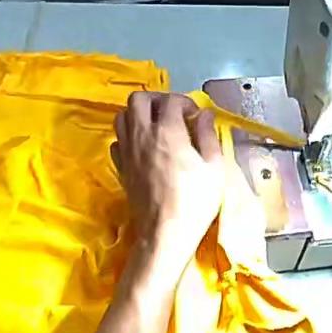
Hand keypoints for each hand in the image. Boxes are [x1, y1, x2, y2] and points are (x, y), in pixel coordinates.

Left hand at [111, 92, 223, 284]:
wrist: (164, 233)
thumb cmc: (195, 201)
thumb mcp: (214, 167)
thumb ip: (208, 135)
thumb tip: (204, 115)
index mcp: (168, 132)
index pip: (170, 101)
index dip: (185, 102)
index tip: (195, 116)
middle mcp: (142, 135)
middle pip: (138, 99)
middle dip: (157, 99)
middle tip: (174, 112)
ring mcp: (127, 151)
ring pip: (122, 116)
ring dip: (139, 114)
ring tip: (157, 125)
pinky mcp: (120, 168)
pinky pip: (117, 140)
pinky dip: (128, 136)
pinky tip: (144, 146)